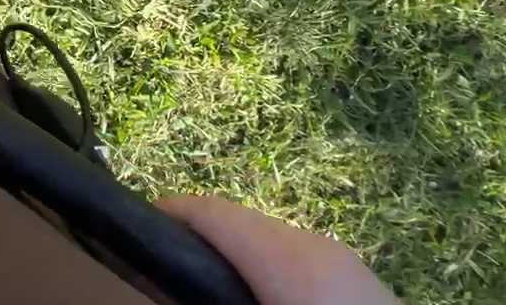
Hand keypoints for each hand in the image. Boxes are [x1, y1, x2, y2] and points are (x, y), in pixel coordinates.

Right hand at [155, 196, 398, 304]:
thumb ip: (193, 299)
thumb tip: (155, 284)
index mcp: (285, 256)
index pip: (207, 210)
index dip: (166, 214)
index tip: (137, 236)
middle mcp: (314, 244)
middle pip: (237, 220)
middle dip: (201, 237)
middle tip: (173, 270)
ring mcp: (348, 262)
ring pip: (272, 238)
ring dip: (238, 253)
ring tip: (216, 286)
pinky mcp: (368, 283)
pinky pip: (303, 260)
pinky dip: (274, 269)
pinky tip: (267, 297)